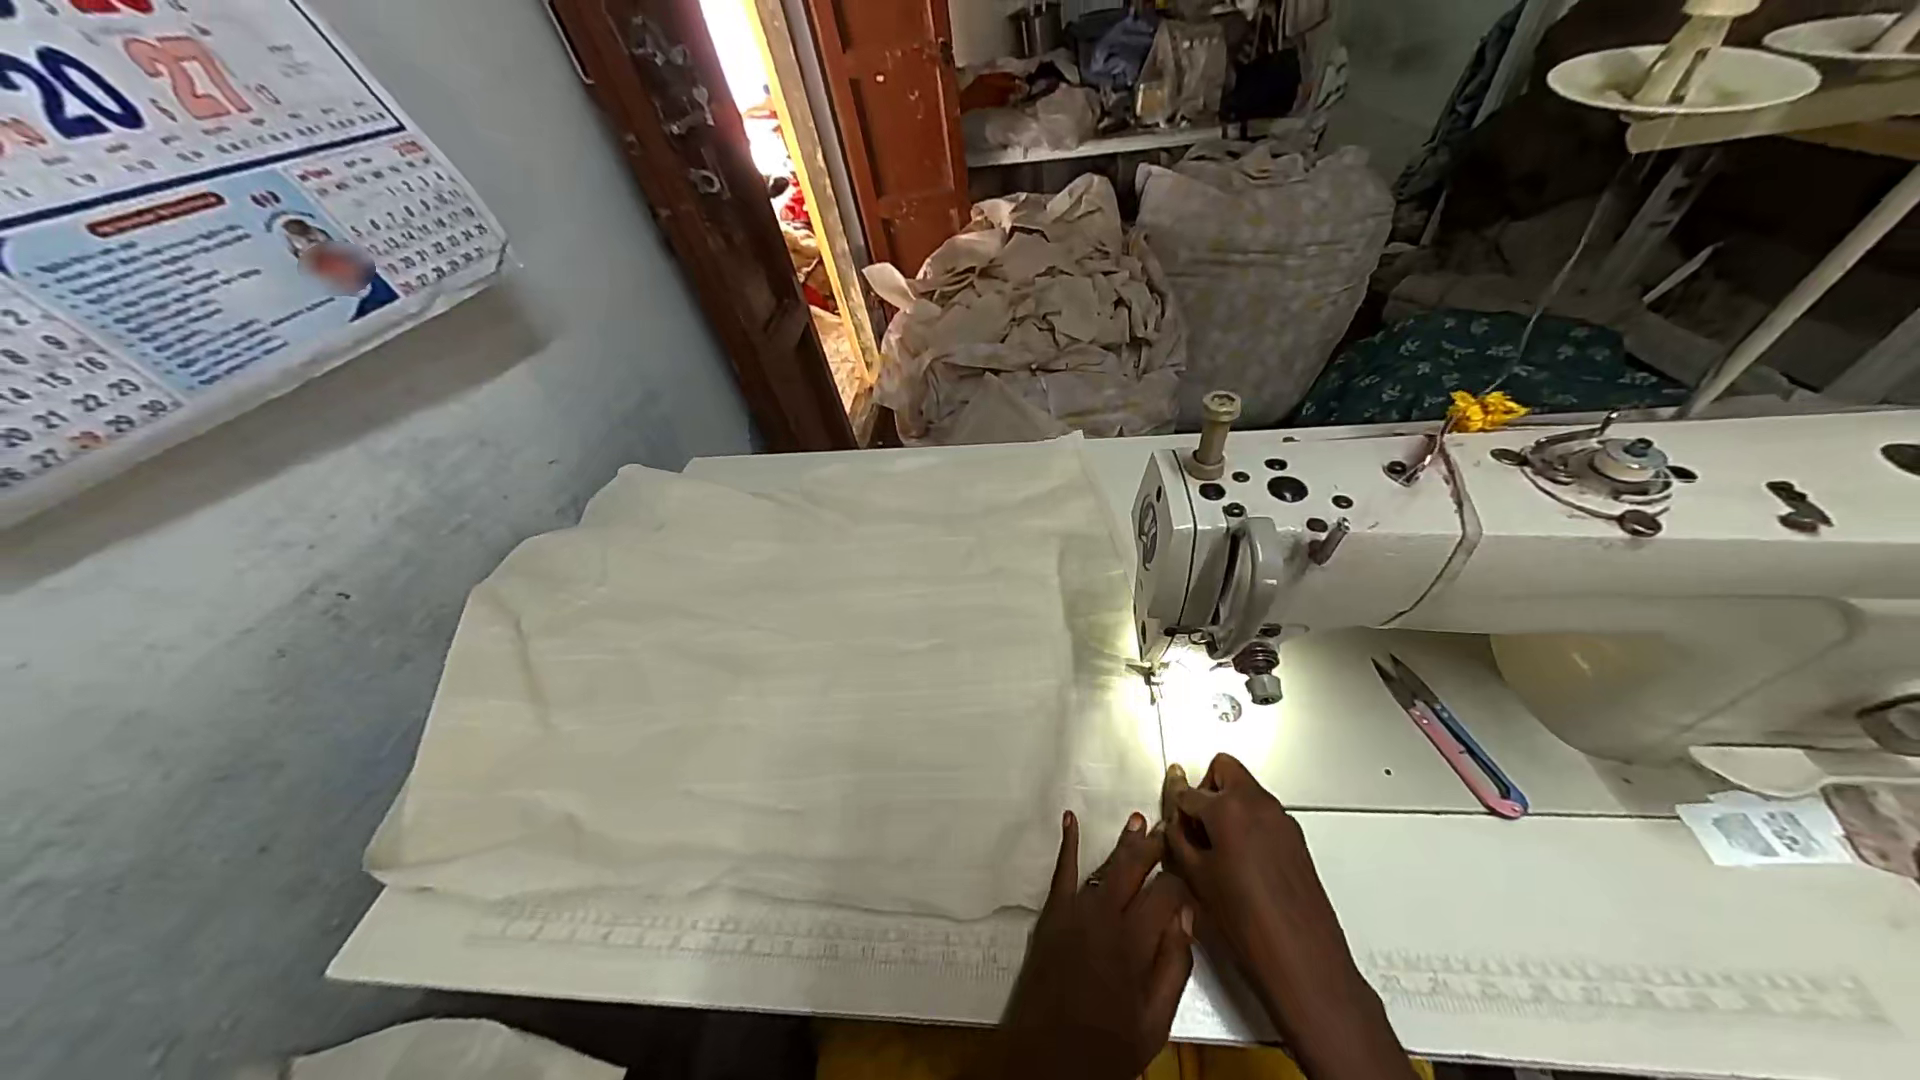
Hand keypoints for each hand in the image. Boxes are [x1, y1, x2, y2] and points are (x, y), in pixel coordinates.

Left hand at [979, 810, 1194, 1079]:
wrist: (1048, 1057)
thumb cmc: (1109, 1045)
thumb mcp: (1156, 1020)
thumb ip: (1174, 966)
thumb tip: (1186, 919)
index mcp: (1135, 942)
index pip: (1167, 893)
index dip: (1182, 882)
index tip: (1192, 878)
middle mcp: (1105, 916)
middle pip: (1135, 868)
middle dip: (1155, 846)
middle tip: (1169, 827)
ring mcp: (1075, 910)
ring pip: (1105, 865)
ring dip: (1124, 843)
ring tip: (1139, 821)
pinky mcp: (1053, 913)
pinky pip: (1062, 871)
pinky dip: (1068, 843)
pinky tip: (1070, 819)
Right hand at [1162, 755, 1410, 1079]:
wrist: (1303, 962)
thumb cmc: (1253, 927)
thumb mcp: (1196, 878)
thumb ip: (1178, 838)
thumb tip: (1174, 824)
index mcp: (1229, 808)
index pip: (1188, 790)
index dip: (1173, 800)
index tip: (1170, 805)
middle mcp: (1259, 805)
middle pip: (1224, 768)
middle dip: (1205, 788)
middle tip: (1192, 819)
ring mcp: (1282, 820)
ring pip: (1245, 790)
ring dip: (1226, 805)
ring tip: (1213, 845)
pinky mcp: (1295, 839)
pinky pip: (1263, 813)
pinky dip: (1246, 822)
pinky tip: (1236, 858)